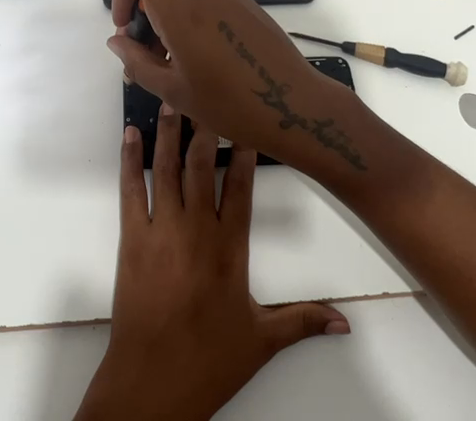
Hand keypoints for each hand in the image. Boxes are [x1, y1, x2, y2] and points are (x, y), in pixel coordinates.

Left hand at [74, 110, 348, 420]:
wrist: (153, 381)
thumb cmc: (208, 359)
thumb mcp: (262, 340)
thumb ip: (304, 321)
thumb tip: (345, 322)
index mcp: (229, 248)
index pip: (239, 187)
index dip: (243, 152)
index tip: (246, 121)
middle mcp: (196, 230)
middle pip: (200, 167)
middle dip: (204, 128)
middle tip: (206, 93)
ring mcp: (160, 231)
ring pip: (166, 170)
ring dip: (168, 133)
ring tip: (170, 100)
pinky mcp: (131, 239)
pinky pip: (130, 190)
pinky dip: (129, 160)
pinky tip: (130, 135)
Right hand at [107, 0, 375, 178]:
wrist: (293, 107)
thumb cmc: (228, 103)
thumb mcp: (172, 91)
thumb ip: (136, 62)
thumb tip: (117, 41)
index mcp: (179, 8)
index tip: (127, 26)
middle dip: (148, 23)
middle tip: (151, 65)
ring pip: (187, 3)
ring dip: (174, 29)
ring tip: (183, 72)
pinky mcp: (249, 8)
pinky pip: (211, 9)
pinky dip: (199, 29)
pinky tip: (211, 66)